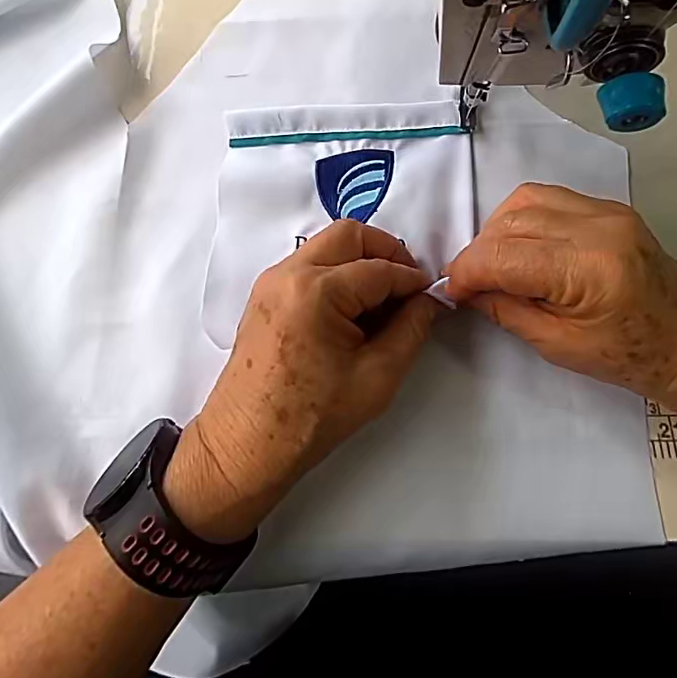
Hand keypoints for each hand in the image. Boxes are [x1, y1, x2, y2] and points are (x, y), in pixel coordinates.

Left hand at [165, 220, 440, 541]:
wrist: (247, 442)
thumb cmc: (306, 418)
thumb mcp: (376, 376)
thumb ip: (411, 329)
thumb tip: (426, 302)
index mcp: (315, 291)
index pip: (379, 268)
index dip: (412, 280)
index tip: (429, 296)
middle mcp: (287, 275)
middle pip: (348, 235)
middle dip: (385, 253)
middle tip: (407, 286)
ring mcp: (270, 283)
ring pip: (325, 246)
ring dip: (358, 262)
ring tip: (381, 304)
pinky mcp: (264, 296)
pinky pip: (307, 265)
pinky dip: (335, 274)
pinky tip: (352, 311)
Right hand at [443, 182, 676, 420]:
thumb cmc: (632, 356)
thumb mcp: (555, 344)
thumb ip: (503, 309)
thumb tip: (465, 289)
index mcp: (588, 270)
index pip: (501, 256)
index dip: (465, 272)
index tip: (452, 290)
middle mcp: (598, 229)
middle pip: (508, 224)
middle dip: (478, 253)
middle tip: (471, 283)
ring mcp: (606, 213)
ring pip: (522, 202)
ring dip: (497, 232)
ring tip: (496, 264)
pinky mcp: (608, 209)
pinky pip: (547, 199)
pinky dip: (522, 220)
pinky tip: (522, 248)